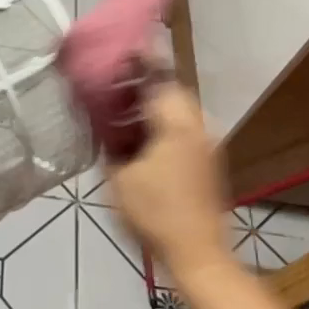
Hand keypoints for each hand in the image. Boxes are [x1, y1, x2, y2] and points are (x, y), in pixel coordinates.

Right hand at [107, 80, 235, 275]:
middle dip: (144, 84)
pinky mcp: (207, 160)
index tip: (117, 54)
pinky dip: (163, 123)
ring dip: (154, 105)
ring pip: (179, 109)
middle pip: (171, 90)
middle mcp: (198, 126)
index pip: (158, 78)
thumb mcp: (119, 177)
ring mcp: (207, 144)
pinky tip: (140, 134)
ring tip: (122, 107)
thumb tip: (101, 122)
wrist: (197, 254)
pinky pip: (183, 128)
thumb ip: (110, 143)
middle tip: (114, 84)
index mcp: (177, 124)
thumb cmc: (155, 213)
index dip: (137, 63)